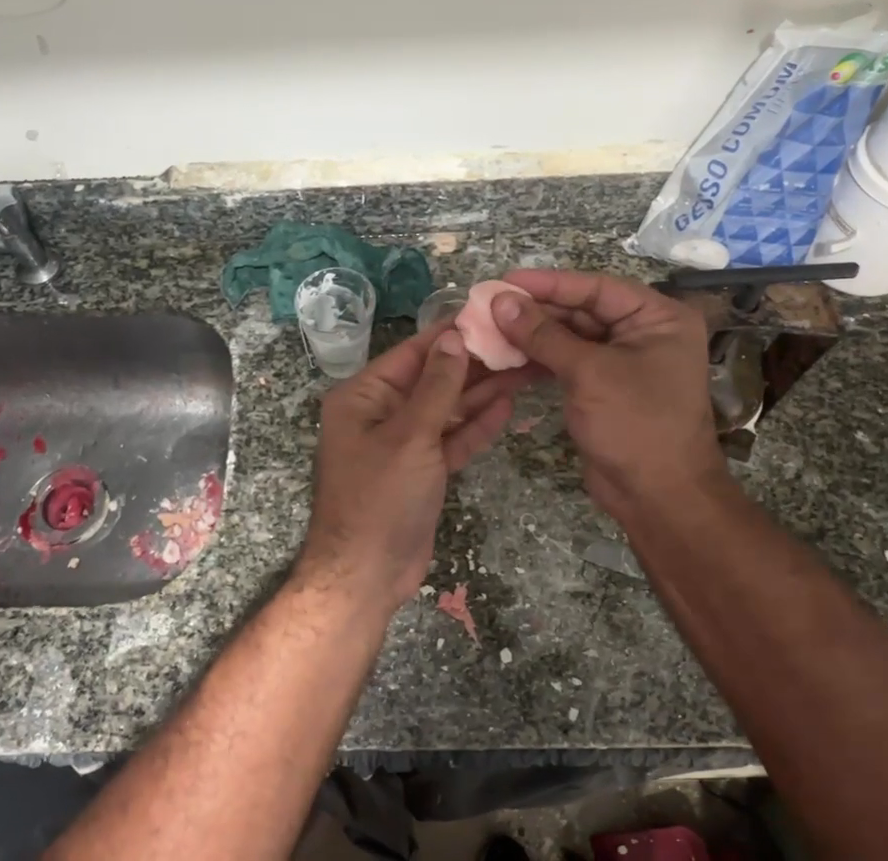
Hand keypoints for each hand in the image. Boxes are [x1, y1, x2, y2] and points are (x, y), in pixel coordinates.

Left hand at [298, 326, 521, 606]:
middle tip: (519, 341)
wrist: (367, 573)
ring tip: (525, 367)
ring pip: (446, 409)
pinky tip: (507, 406)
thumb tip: (454, 337)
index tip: (487, 313)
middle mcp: (380, 412)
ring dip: (481, 392)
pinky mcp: (422, 470)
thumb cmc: (380, 497)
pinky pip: (450, 439)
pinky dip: (475, 426)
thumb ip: (436, 386)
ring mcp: (402, 443)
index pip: (412, 353)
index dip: (450, 334)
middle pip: (433, 379)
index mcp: (363, 395)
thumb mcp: (409, 435)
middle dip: (473, 363)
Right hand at [490, 269, 731, 527]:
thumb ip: (543, 334)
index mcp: (658, 318)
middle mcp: (643, 334)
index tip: (505, 280)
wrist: (659, 497)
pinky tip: (504, 358)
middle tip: (487, 305)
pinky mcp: (603, 389)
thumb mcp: (589, 373)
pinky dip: (537, 361)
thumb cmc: (636, 424)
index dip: (549, 284)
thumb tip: (500, 301)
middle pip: (581, 311)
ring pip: (569, 338)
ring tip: (488, 330)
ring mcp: (622, 363)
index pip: (596, 288)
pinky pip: (566, 364)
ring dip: (531, 336)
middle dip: (535, 311)